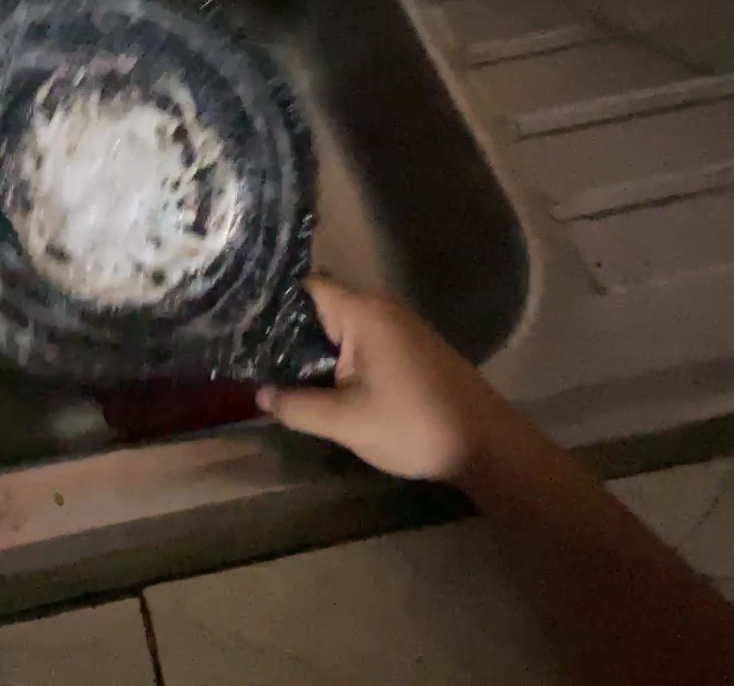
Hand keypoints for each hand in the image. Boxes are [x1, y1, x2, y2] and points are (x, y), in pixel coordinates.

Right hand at [257, 280, 503, 481]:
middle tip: (249, 343)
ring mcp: (398, 325)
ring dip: (313, 342)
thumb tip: (258, 395)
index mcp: (362, 313)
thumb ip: (296, 406)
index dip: (272, 297)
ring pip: (340, 322)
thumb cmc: (415, 425)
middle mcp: (379, 307)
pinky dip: (336, 351)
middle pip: (321, 303)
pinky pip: (359, 336)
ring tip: (273, 360)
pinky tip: (318, 375)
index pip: (306, 285)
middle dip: (287, 324)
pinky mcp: (408, 345)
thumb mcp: (346, 422)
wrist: (490, 448)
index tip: (242, 314)